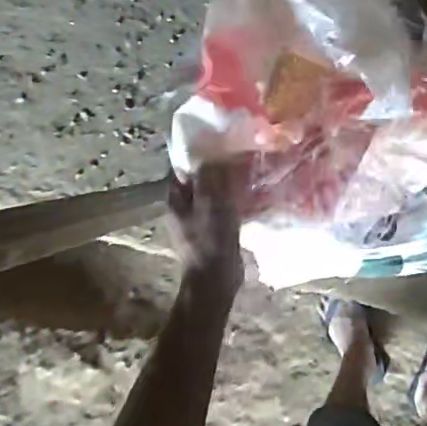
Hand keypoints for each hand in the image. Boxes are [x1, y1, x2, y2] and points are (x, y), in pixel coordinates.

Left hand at [167, 162, 245, 302]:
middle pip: (200, 181)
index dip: (199, 156)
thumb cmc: (209, 239)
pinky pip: (223, 209)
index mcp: (176, 200)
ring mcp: (199, 221)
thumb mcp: (209, 203)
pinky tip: (250, 196)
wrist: (215, 279)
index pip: (183, 169)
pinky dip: (233, 201)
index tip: (220, 145)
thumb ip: (208, 177)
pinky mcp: (214, 231)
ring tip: (247, 174)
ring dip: (227, 186)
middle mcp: (184, 208)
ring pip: (213, 195)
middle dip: (217, 170)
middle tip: (238, 157)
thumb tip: (209, 154)